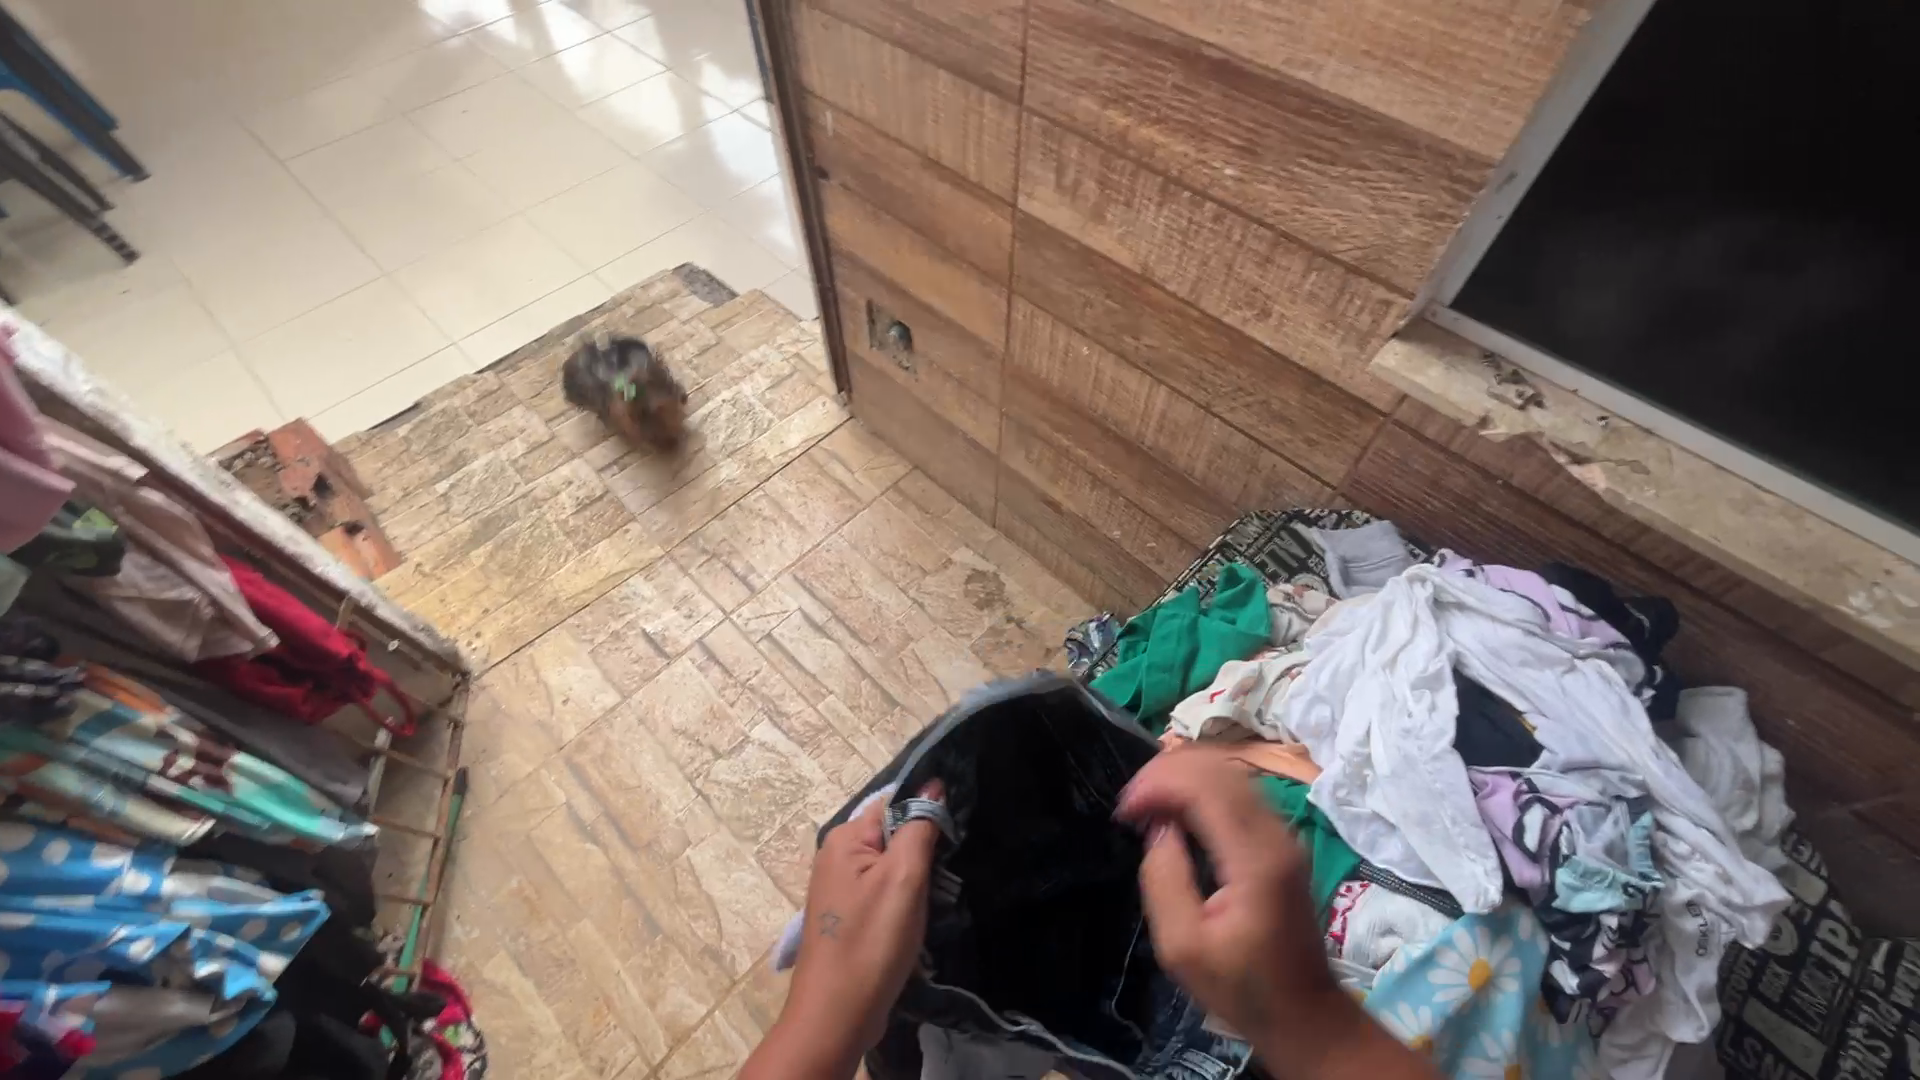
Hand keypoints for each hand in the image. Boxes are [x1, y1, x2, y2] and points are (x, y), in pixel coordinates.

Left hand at [745, 781, 945, 1079]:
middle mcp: (837, 854)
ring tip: (938, 896)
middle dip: (924, 849)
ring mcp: (840, 886)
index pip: (896, 803)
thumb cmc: (871, 942)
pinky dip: (904, 899)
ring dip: (917, 878)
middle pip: (894, 832)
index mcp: (845, 837)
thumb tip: (934, 784)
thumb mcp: (904, 878)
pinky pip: (883, 889)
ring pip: (892, 864)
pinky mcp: (847, 914)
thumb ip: (920, 827)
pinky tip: (918, 917)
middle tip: (949, 873)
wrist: (835, 1018)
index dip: (928, 812)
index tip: (958, 831)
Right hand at [1117, 748, 1436, 1079]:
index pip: (1204, 787)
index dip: (1157, 784)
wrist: (1305, 1014)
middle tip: (1131, 802)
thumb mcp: (1182, 947)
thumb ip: (1163, 880)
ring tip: (1147, 801)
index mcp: (1255, 860)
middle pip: (1217, 768)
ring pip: (1228, 770)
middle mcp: (1276, 834)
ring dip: (1182, 774)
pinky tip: (1176, 807)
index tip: (1124, 810)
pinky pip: (1236, 787)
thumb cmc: (1241, 987)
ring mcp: (1284, 832)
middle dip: (1165, 772)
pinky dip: (1199, 784)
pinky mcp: (1281, 836)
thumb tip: (1157, 827)